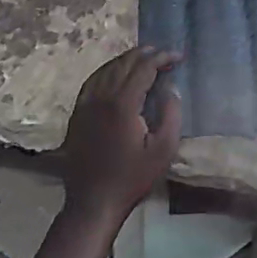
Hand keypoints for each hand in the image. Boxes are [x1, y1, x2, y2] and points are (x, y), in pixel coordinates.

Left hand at [57, 45, 182, 223]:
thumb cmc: (133, 177)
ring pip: (107, 69)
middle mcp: (101, 98)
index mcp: (123, 103)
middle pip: (124, 63)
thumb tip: (170, 86)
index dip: (163, 57)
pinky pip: (92, 82)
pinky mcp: (77, 115)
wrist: (93, 203)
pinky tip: (116, 73)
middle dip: (146, 54)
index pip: (144, 67)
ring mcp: (85, 105)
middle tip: (164, 54)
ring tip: (144, 58)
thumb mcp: (164, 148)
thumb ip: (171, 112)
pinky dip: (107, 70)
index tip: (179, 57)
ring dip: (127, 59)